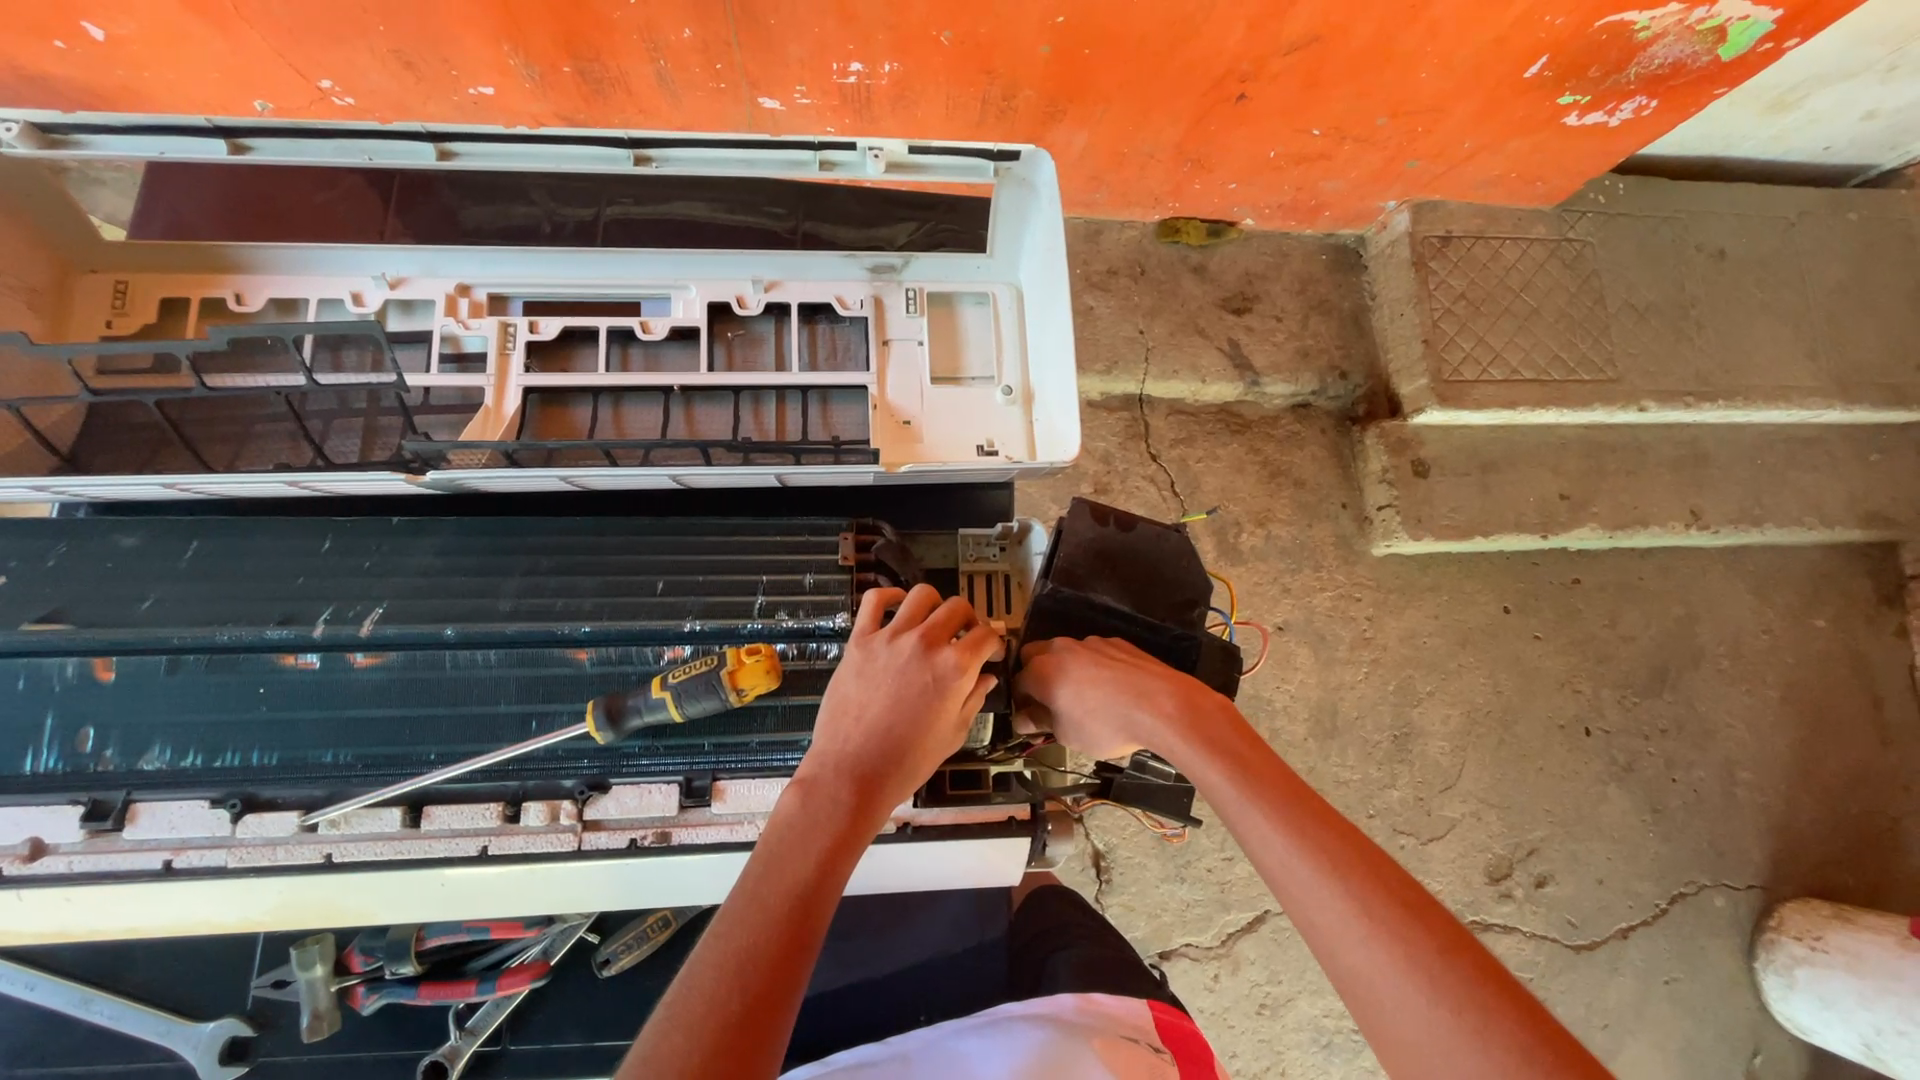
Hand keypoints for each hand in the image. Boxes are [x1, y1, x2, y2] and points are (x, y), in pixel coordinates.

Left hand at [794, 585, 1002, 826]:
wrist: (853, 772)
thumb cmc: (907, 762)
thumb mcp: (954, 734)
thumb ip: (973, 699)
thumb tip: (987, 678)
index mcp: (955, 668)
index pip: (987, 635)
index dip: (995, 643)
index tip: (991, 652)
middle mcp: (926, 644)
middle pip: (958, 608)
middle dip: (968, 620)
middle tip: (964, 636)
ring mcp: (891, 638)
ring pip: (921, 595)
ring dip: (934, 605)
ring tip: (932, 622)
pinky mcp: (860, 640)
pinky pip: (874, 601)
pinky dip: (889, 596)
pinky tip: (897, 606)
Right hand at [1014, 636, 1242, 763]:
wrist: (1162, 705)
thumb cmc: (1107, 725)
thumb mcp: (1067, 735)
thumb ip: (1040, 722)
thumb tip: (1024, 718)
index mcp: (1042, 671)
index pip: (1017, 683)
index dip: (1021, 703)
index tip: (1031, 719)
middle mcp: (1061, 649)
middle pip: (1034, 655)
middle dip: (1035, 675)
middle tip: (1050, 701)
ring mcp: (1091, 642)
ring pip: (1066, 652)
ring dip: (1065, 669)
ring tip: (1085, 697)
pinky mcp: (1117, 642)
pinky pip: (1094, 653)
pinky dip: (1094, 667)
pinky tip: (1111, 690)